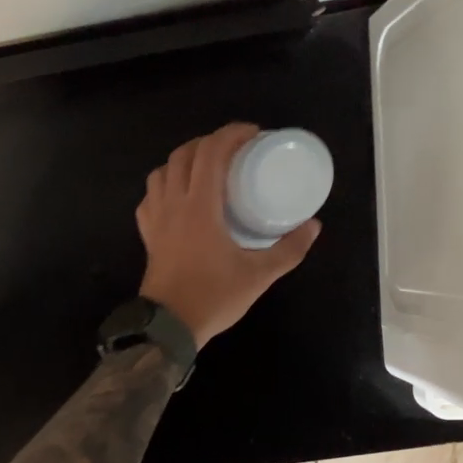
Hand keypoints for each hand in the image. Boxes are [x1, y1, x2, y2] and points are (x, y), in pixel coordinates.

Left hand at [136, 122, 322, 348]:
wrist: (169, 327)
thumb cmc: (213, 298)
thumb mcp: (258, 275)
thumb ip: (289, 249)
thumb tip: (313, 226)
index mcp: (199, 207)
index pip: (210, 152)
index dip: (231, 134)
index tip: (252, 135)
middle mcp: (173, 205)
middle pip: (183, 155)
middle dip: (208, 143)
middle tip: (232, 150)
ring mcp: (155, 221)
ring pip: (161, 173)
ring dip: (182, 161)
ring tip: (203, 168)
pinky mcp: (148, 237)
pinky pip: (149, 200)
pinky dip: (163, 188)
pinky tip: (177, 198)